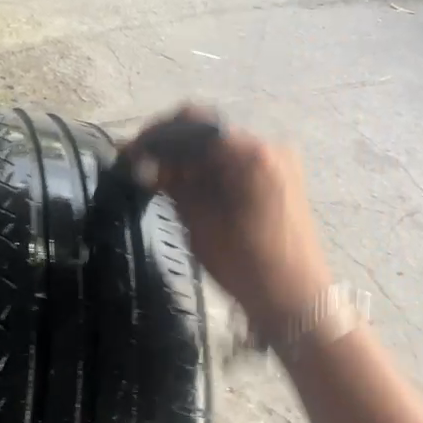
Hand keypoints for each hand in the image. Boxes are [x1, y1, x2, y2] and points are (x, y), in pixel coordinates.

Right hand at [123, 107, 333, 337]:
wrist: (294, 296)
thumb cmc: (245, 264)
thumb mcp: (200, 223)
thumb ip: (174, 185)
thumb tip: (143, 163)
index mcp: (250, 153)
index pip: (190, 126)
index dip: (154, 138)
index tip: (128, 155)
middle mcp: (267, 146)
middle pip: (205, 132)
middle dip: (169, 148)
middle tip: (138, 169)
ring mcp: (276, 161)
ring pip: (218, 148)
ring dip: (186, 161)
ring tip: (158, 182)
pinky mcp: (278, 177)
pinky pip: (233, 163)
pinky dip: (207, 171)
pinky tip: (185, 189)